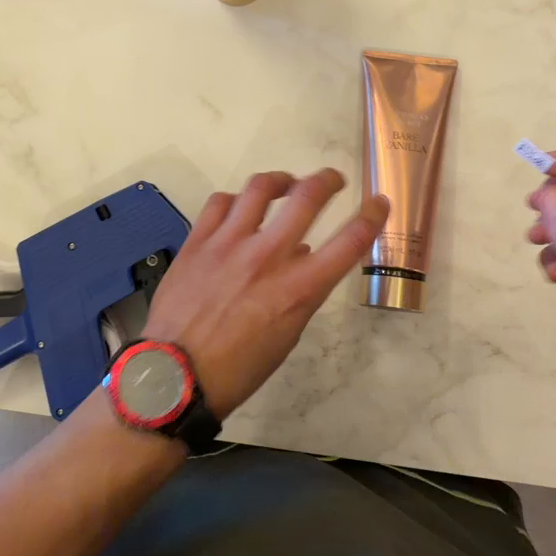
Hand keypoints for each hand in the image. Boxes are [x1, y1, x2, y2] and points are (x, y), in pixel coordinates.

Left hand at [142, 169, 389, 417]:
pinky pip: (220, 202)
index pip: (350, 241)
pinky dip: (235, 200)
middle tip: (331, 180)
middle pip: (307, 197)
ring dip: (280, 180)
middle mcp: (267, 257)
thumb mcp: (285, 336)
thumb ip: (299, 292)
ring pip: (260, 187)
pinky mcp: (197, 241)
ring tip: (284, 184)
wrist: (176, 375)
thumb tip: (303, 253)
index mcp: (298, 289)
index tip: (379, 203)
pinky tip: (238, 208)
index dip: (373, 216)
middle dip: (327, 180)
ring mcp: (229, 244)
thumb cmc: (238, 368)